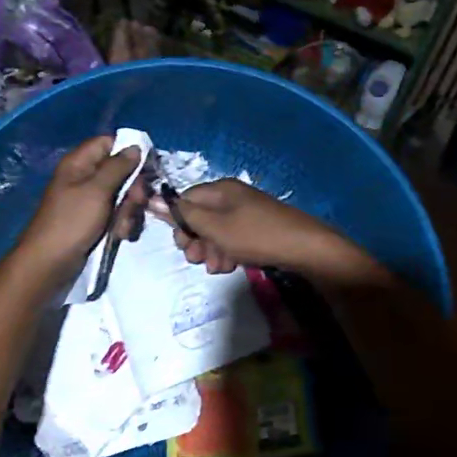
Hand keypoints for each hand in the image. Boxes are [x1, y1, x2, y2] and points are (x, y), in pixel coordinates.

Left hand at [15, 137, 145, 281]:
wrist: (50, 264)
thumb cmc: (71, 222)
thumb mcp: (97, 190)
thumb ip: (118, 166)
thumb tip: (135, 146)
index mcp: (79, 163)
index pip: (108, 143)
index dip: (129, 151)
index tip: (147, 166)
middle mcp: (85, 178)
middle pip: (120, 171)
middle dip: (133, 188)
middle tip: (135, 202)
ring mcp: (90, 201)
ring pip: (122, 195)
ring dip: (129, 211)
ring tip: (123, 227)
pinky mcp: (94, 220)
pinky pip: (116, 214)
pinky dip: (121, 224)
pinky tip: (120, 236)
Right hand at [151, 179, 385, 284]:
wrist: (304, 248)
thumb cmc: (255, 235)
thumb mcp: (215, 226)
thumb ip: (184, 214)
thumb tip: (152, 197)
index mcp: (220, 189)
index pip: (185, 199)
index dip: (179, 222)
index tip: (183, 243)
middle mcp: (231, 197)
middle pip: (199, 217)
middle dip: (196, 241)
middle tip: (200, 259)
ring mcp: (245, 213)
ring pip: (214, 232)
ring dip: (211, 251)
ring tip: (219, 267)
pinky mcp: (255, 229)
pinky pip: (231, 240)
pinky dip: (227, 253)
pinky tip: (232, 266)